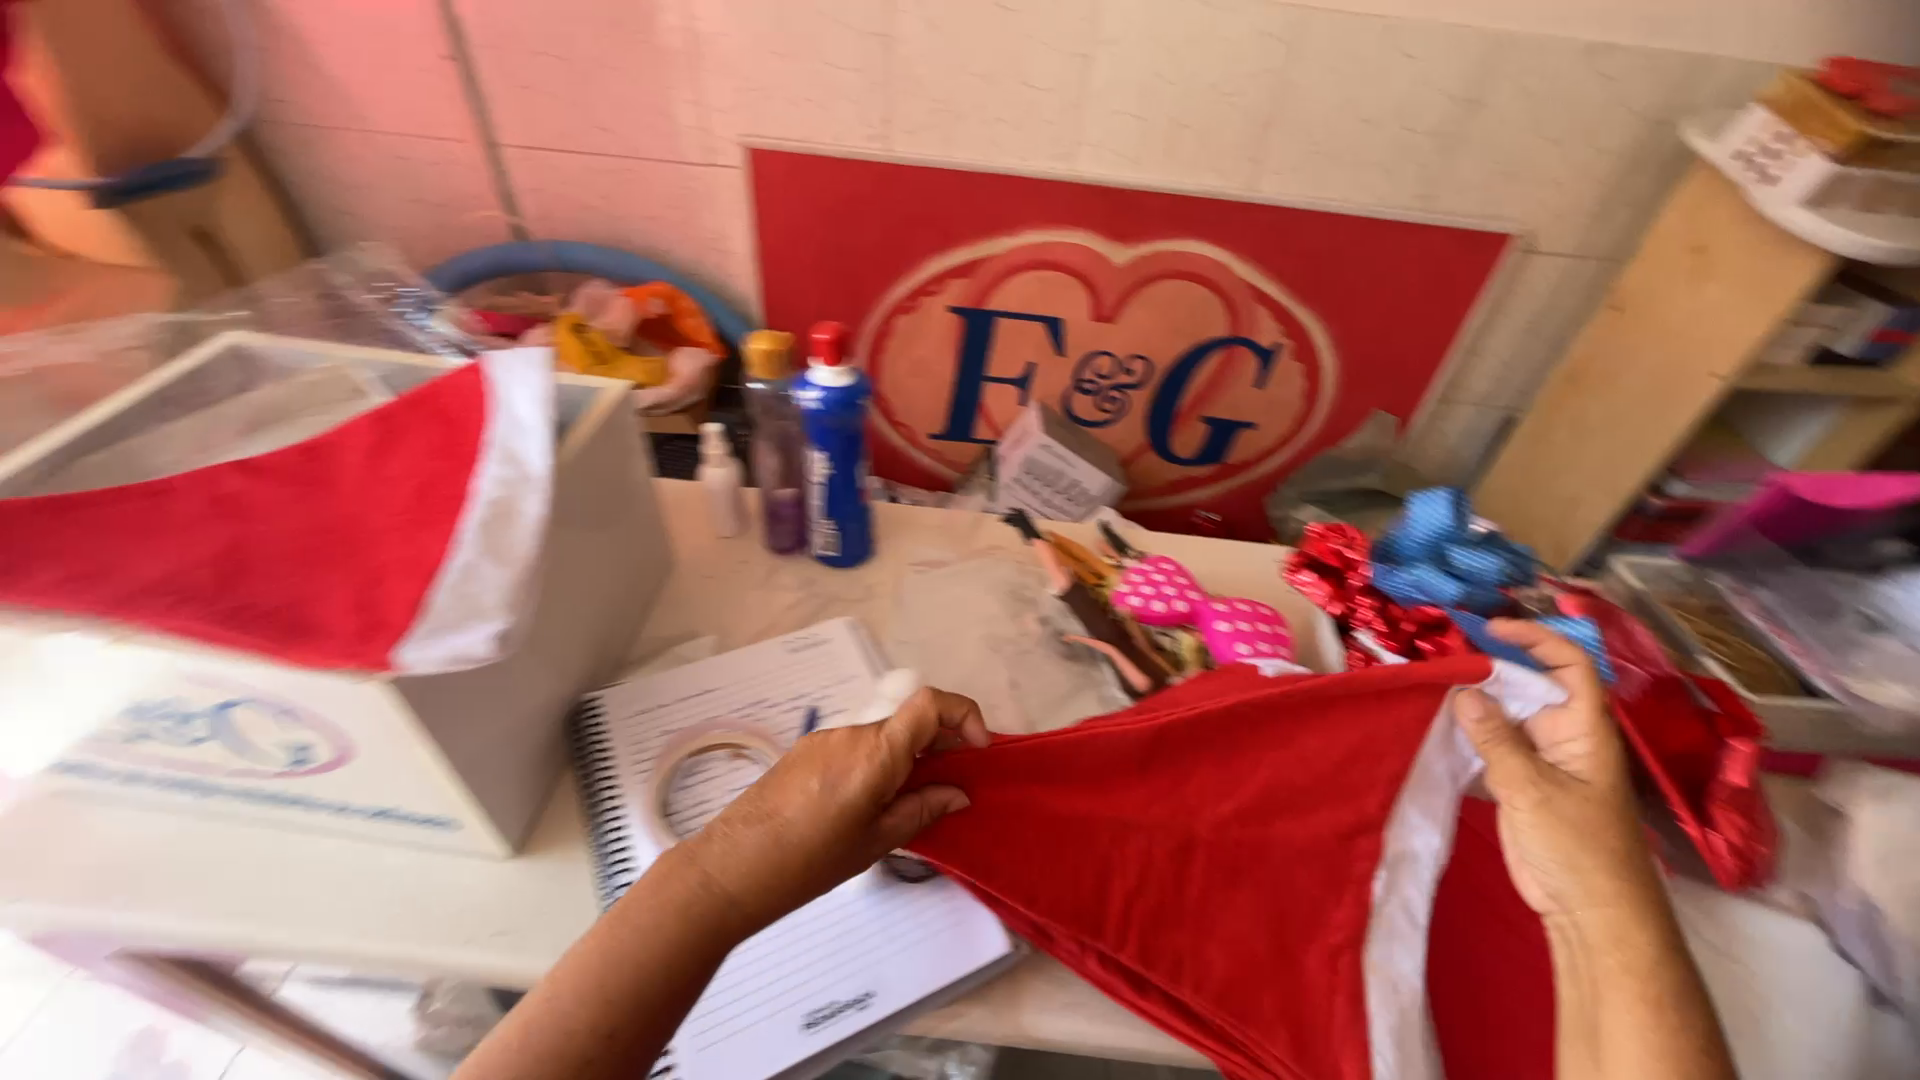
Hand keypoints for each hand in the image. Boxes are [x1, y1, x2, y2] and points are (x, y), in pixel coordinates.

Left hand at [674, 688, 989, 935]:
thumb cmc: (809, 862)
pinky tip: (866, 804)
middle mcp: (852, 733)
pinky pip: (855, 746)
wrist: (731, 868)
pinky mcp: (806, 750)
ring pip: (882, 735)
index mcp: (875, 753)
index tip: (976, 751)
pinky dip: (876, 762)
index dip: (964, 715)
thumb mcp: (877, 842)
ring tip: (906, 803)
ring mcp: (825, 738)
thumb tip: (958, 794)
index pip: (930, 702)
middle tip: (950, 784)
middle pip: (909, 720)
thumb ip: (922, 809)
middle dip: (939, 744)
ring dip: (906, 757)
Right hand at [1453, 619, 1660, 923]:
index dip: (1537, 639)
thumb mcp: (1532, 788)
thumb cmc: (1577, 847)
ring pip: (1504, 719)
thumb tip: (1464, 692)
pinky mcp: (1521, 785)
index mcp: (1583, 731)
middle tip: (1441, 664)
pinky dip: (1464, 739)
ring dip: (1471, 707)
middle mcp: (1563, 737)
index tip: (1491, 628)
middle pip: (1527, 689)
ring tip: (1429, 693)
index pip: (1569, 667)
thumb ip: (1496, 739)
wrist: (1590, 912)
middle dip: (1487, 672)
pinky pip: (1490, 748)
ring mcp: (1541, 762)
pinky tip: (1434, 734)